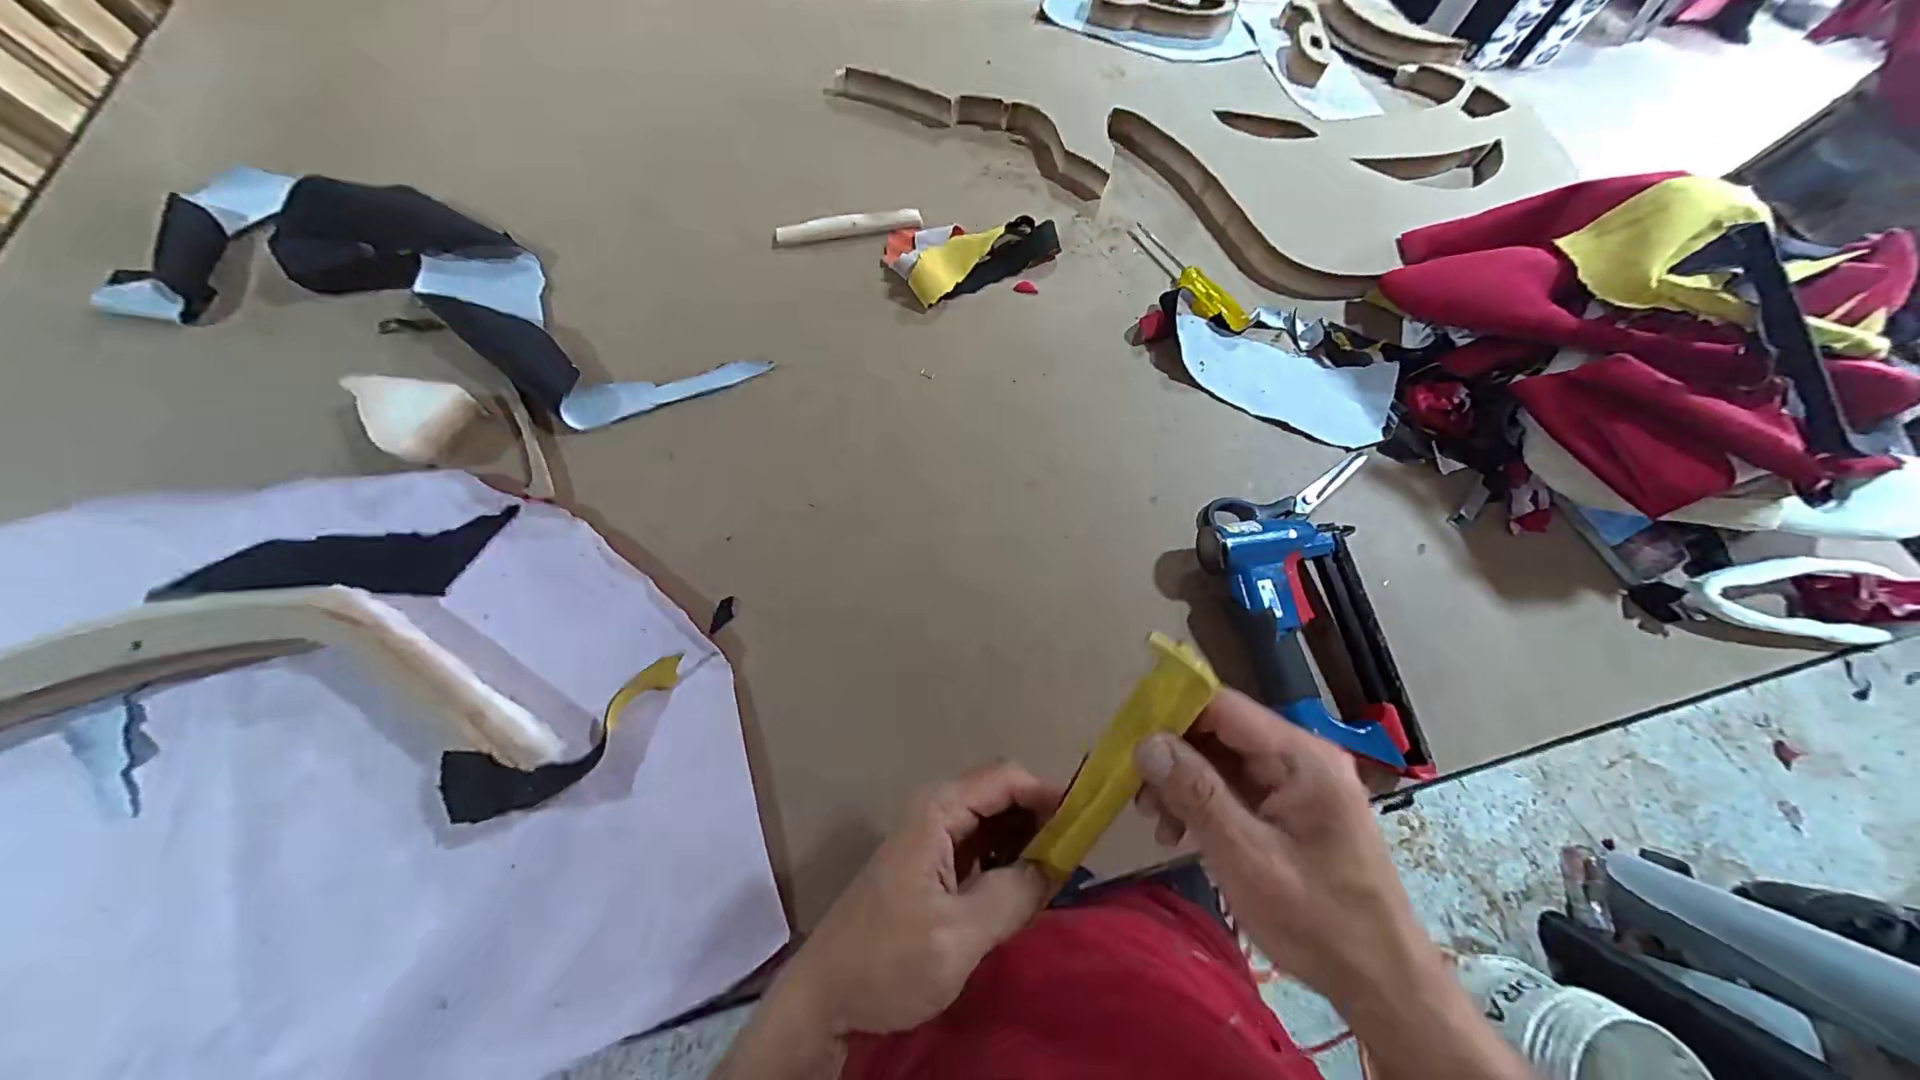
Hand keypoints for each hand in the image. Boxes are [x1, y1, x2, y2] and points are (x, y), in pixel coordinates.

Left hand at [717, 762, 1063, 1078]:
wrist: (824, 997)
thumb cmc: (887, 962)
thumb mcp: (959, 935)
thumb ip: (1012, 894)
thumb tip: (1056, 866)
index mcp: (937, 811)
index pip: (1007, 778)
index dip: (1049, 794)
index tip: (1087, 824)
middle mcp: (934, 811)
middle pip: (1001, 794)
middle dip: (1041, 818)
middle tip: (1076, 856)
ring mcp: (930, 836)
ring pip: (993, 821)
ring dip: (1025, 840)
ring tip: (1055, 874)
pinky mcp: (930, 863)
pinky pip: (980, 845)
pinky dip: (1006, 858)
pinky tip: (1023, 887)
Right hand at [1133, 690, 1531, 1079]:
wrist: (1382, 985)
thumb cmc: (1319, 921)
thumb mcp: (1247, 858)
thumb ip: (1197, 794)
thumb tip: (1146, 743)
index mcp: (1300, 757)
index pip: (1222, 705)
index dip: (1172, 711)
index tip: (1128, 737)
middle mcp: (1298, 757)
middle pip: (1217, 731)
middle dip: (1172, 756)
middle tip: (1138, 793)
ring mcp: (1294, 782)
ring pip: (1218, 759)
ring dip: (1181, 783)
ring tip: (1158, 822)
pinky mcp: (1287, 807)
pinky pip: (1232, 786)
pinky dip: (1200, 803)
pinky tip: (1180, 831)